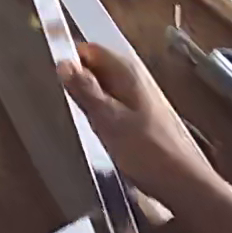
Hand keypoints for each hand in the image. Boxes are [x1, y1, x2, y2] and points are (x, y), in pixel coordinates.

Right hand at [57, 43, 219, 201]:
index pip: (90, 49)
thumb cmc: (144, 149)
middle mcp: (134, 78)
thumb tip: (63, 63)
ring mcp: (139, 96)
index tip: (50, 73)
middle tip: (59, 97)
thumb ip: (84, 89)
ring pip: (102, 86)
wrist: (181, 183)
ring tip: (74, 114)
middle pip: (96, 66)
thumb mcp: (107, 118)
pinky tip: (93, 128)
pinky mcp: (141, 115)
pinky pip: (111, 102)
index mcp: (126, 72)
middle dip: (76, 78)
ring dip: (87, 96)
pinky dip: (98, 110)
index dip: (70, 57)